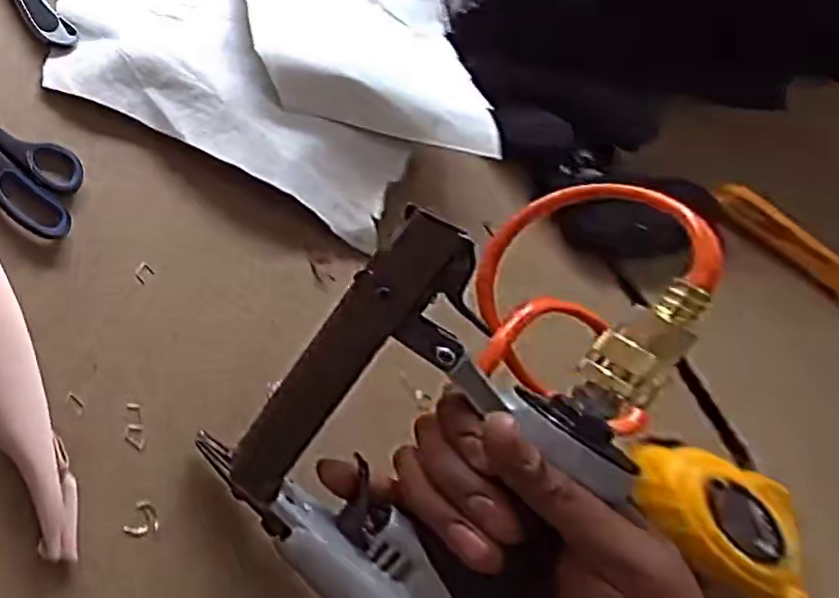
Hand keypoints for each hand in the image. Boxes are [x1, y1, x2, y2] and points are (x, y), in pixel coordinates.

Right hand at [318, 393, 701, 597]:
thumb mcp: (625, 556)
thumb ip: (559, 488)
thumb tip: (497, 421)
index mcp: (540, 470)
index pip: (475, 413)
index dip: (471, 433)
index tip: (489, 466)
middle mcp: (492, 480)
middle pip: (433, 437)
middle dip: (459, 484)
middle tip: (503, 529)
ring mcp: (457, 507)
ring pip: (408, 467)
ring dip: (434, 507)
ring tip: (480, 556)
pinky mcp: (427, 535)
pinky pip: (382, 497)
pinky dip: (357, 484)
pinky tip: (344, 482)